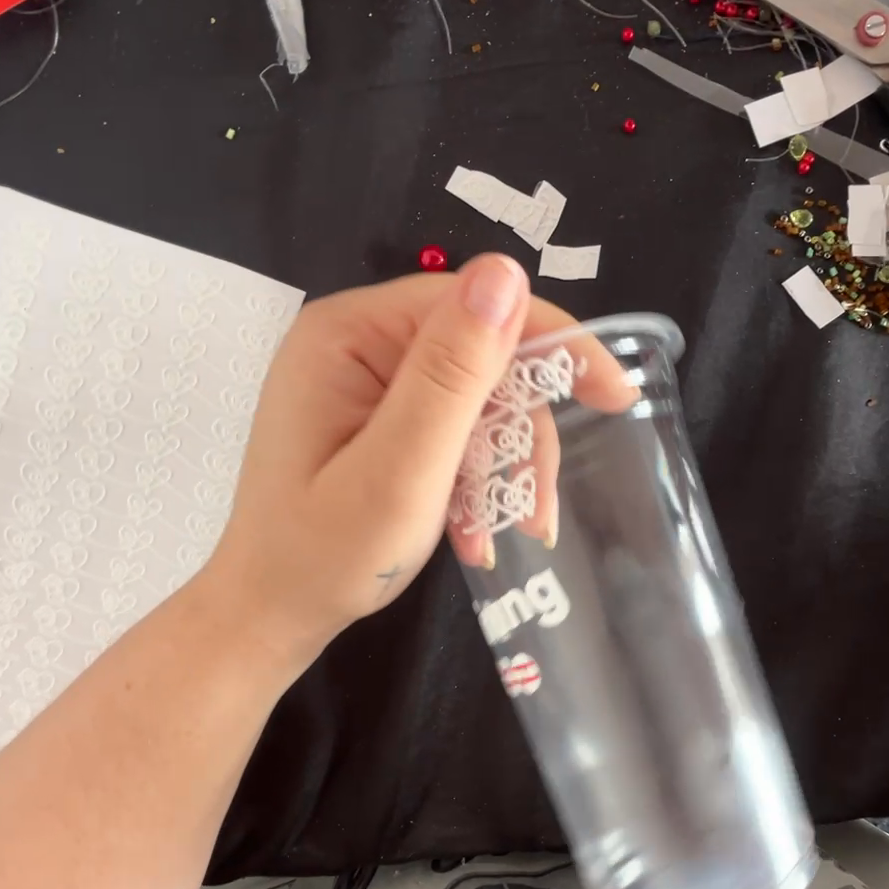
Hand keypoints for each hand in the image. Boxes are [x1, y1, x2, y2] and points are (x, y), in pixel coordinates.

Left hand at [199, 255, 594, 668]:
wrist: (273, 615)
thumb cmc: (324, 554)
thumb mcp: (400, 470)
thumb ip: (452, 374)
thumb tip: (507, 272)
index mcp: (352, 334)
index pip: (474, 305)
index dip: (552, 343)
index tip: (615, 396)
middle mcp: (360, 344)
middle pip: (482, 357)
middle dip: (521, 431)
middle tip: (536, 508)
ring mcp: (369, 383)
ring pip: (479, 400)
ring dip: (505, 465)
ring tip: (509, 531)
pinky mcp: (381, 419)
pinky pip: (456, 429)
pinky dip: (479, 477)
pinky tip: (476, 530)